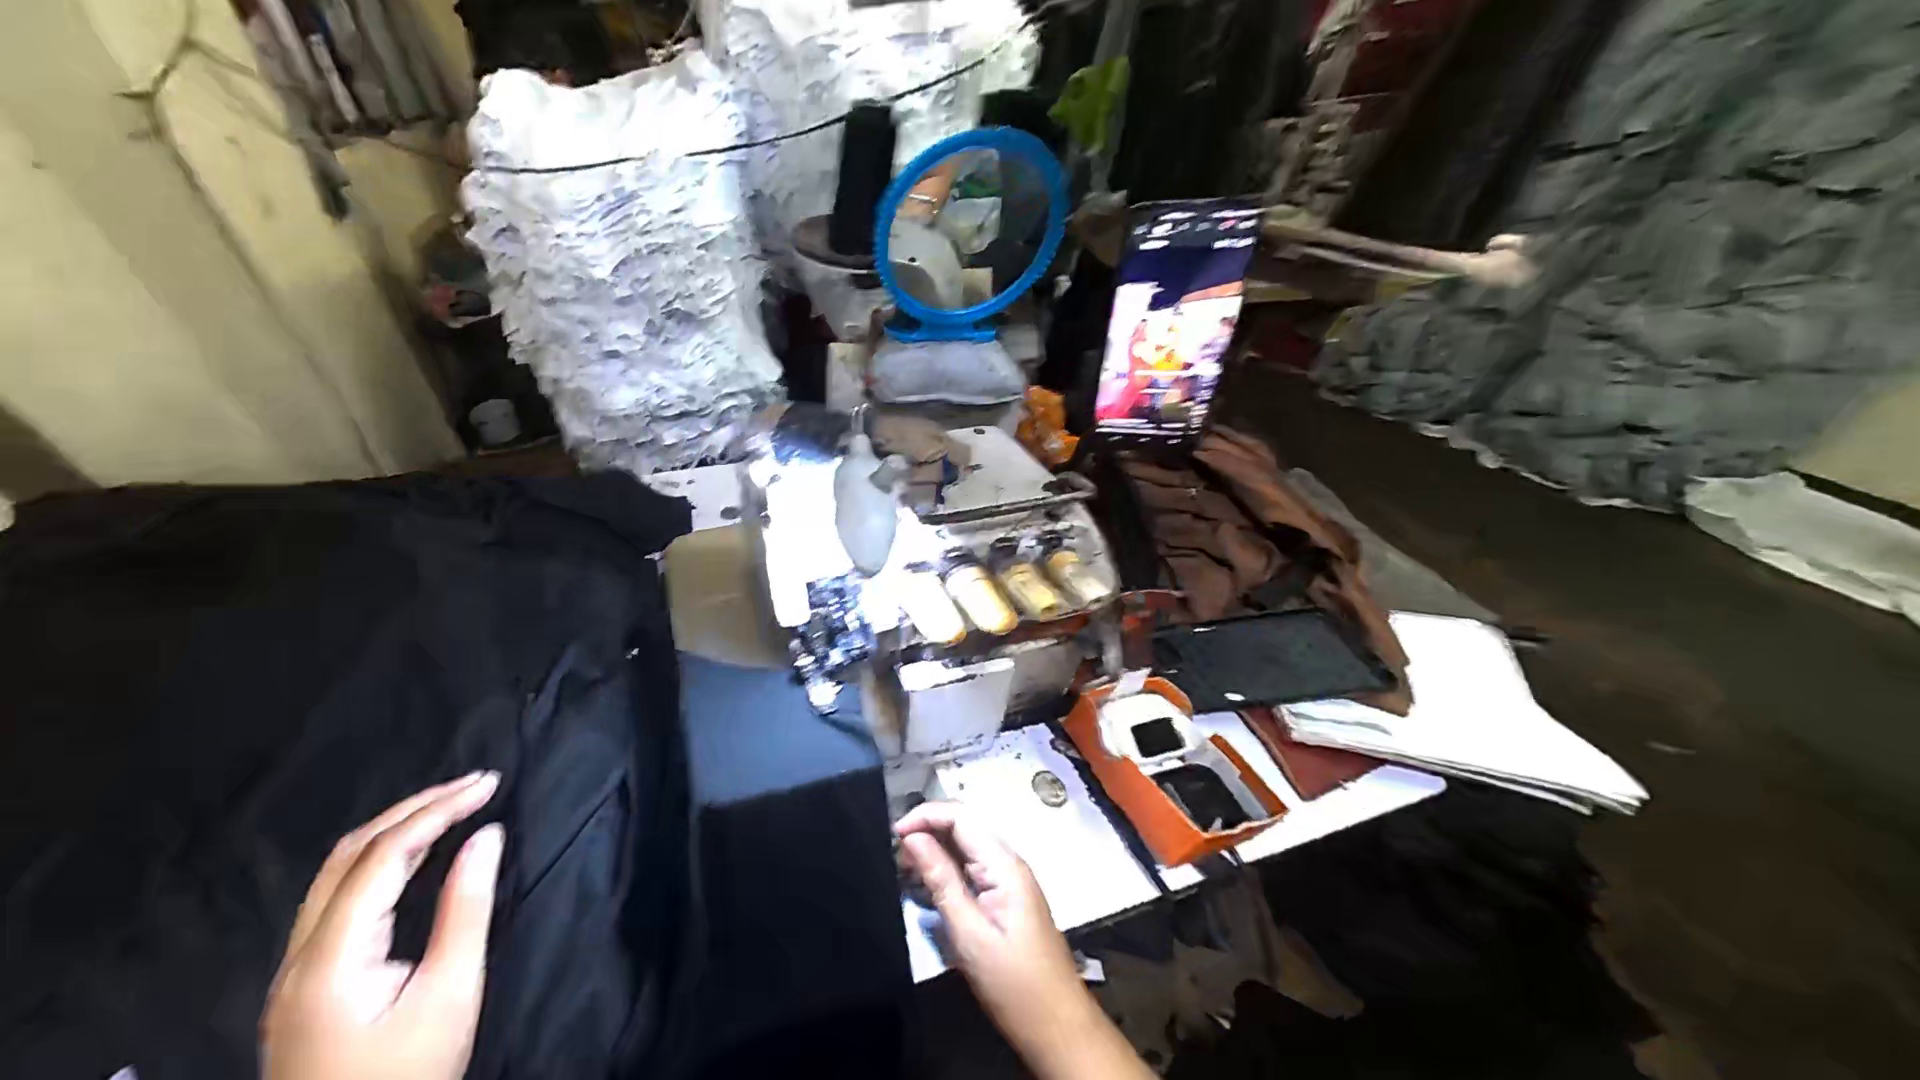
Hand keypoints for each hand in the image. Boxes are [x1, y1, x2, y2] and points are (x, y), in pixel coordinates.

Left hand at [261, 772, 504, 1079]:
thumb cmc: (409, 1073)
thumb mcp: (451, 992)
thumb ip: (466, 908)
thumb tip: (486, 835)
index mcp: (330, 957)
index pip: (384, 855)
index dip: (439, 809)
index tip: (491, 784)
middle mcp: (299, 955)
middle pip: (350, 854)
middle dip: (416, 806)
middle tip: (476, 783)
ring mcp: (295, 969)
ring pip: (338, 872)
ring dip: (397, 827)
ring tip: (453, 804)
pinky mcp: (307, 980)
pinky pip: (340, 896)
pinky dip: (384, 857)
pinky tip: (418, 852)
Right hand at [895, 802, 1125, 1074]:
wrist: (1057, 1024)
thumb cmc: (1013, 983)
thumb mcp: (968, 932)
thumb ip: (940, 879)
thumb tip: (912, 837)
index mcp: (1004, 864)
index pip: (962, 816)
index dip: (925, 815)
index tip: (893, 833)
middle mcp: (1009, 862)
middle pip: (965, 825)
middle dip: (928, 829)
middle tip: (894, 853)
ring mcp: (1009, 878)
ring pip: (967, 845)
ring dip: (935, 848)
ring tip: (904, 868)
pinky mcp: (1005, 895)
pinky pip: (972, 866)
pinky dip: (947, 867)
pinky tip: (927, 883)